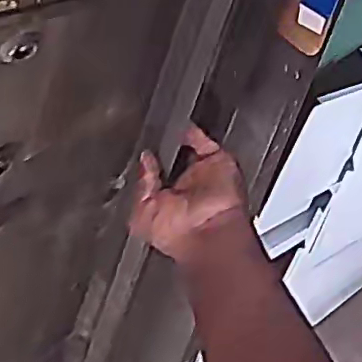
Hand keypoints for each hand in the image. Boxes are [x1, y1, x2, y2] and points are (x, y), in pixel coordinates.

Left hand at [130, 125, 249, 266]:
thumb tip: (144, 162)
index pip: (159, 179)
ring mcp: (203, 172)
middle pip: (178, 161)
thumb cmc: (176, 234)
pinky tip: (183, 129)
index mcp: (167, 203)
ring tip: (167, 127)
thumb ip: (143, 184)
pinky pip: (207, 143)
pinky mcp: (219, 161)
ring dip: (180, 138)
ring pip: (193, 148)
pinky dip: (196, 134)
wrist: (207, 229)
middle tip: (155, 137)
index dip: (150, 165)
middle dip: (168, 149)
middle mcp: (187, 188)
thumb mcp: (142, 213)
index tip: (144, 153)